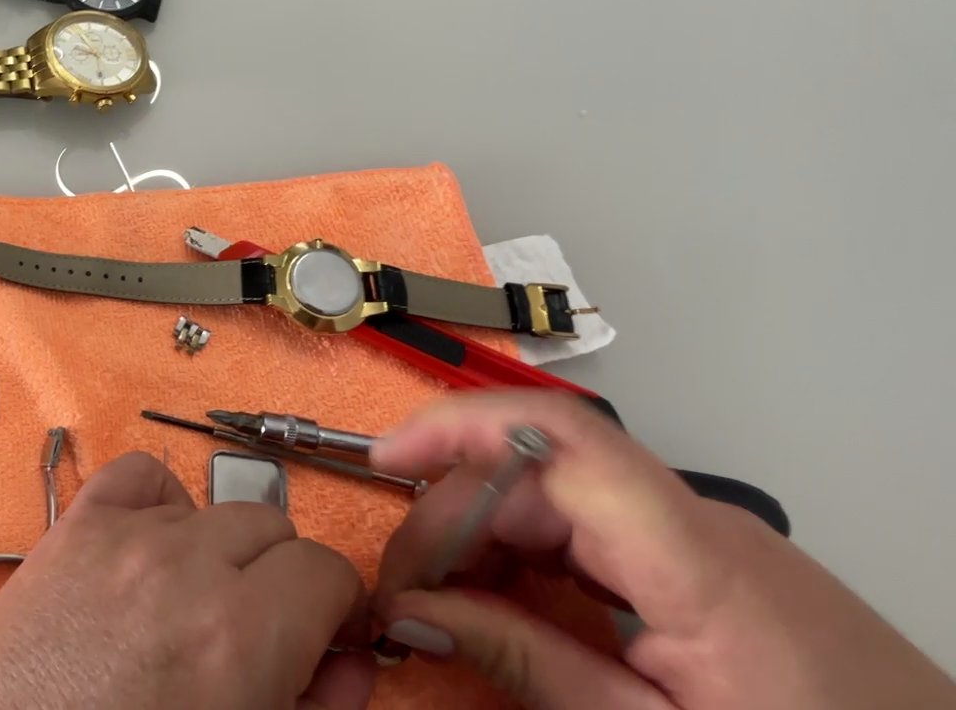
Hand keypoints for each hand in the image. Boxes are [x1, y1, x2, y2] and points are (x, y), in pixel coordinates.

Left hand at [0, 452, 374, 709]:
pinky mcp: (75, 524)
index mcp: (240, 634)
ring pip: (213, 506)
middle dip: (279, 577)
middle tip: (254, 630)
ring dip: (219, 548)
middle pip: (273, 528)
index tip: (321, 636)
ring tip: (189, 600)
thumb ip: (320, 704)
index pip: (326, 569)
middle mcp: (185, 566)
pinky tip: (149, 545)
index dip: (334, 606)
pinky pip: (139, 474)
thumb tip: (352, 656)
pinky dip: (158, 500)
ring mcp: (124, 535)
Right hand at [370, 391, 955, 709]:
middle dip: (451, 517)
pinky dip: (528, 559)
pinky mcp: (704, 562)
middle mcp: (697, 525)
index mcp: (699, 563)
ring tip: (445, 608)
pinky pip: (590, 533)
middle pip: (535, 474)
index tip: (383, 458)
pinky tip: (502, 607)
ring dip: (482, 541)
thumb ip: (527, 663)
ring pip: (554, 500)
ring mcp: (704, 539)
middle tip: (405, 594)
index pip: (560, 436)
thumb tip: (414, 611)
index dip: (457, 424)